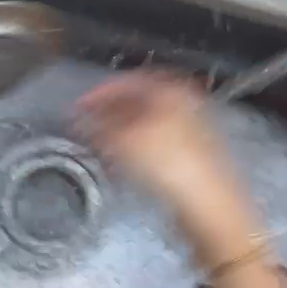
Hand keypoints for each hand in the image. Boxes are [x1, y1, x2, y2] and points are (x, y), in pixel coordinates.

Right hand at [76, 72, 261, 262]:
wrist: (208, 205)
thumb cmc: (165, 165)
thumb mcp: (121, 141)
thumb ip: (96, 126)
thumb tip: (78, 119)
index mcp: (171, 91)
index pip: (128, 82)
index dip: (99, 93)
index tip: (78, 107)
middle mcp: (185, 104)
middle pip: (139, 102)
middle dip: (110, 112)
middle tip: (86, 125)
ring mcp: (192, 131)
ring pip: (147, 124)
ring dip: (121, 132)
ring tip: (99, 145)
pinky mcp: (193, 156)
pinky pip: (156, 144)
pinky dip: (136, 148)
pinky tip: (122, 163)